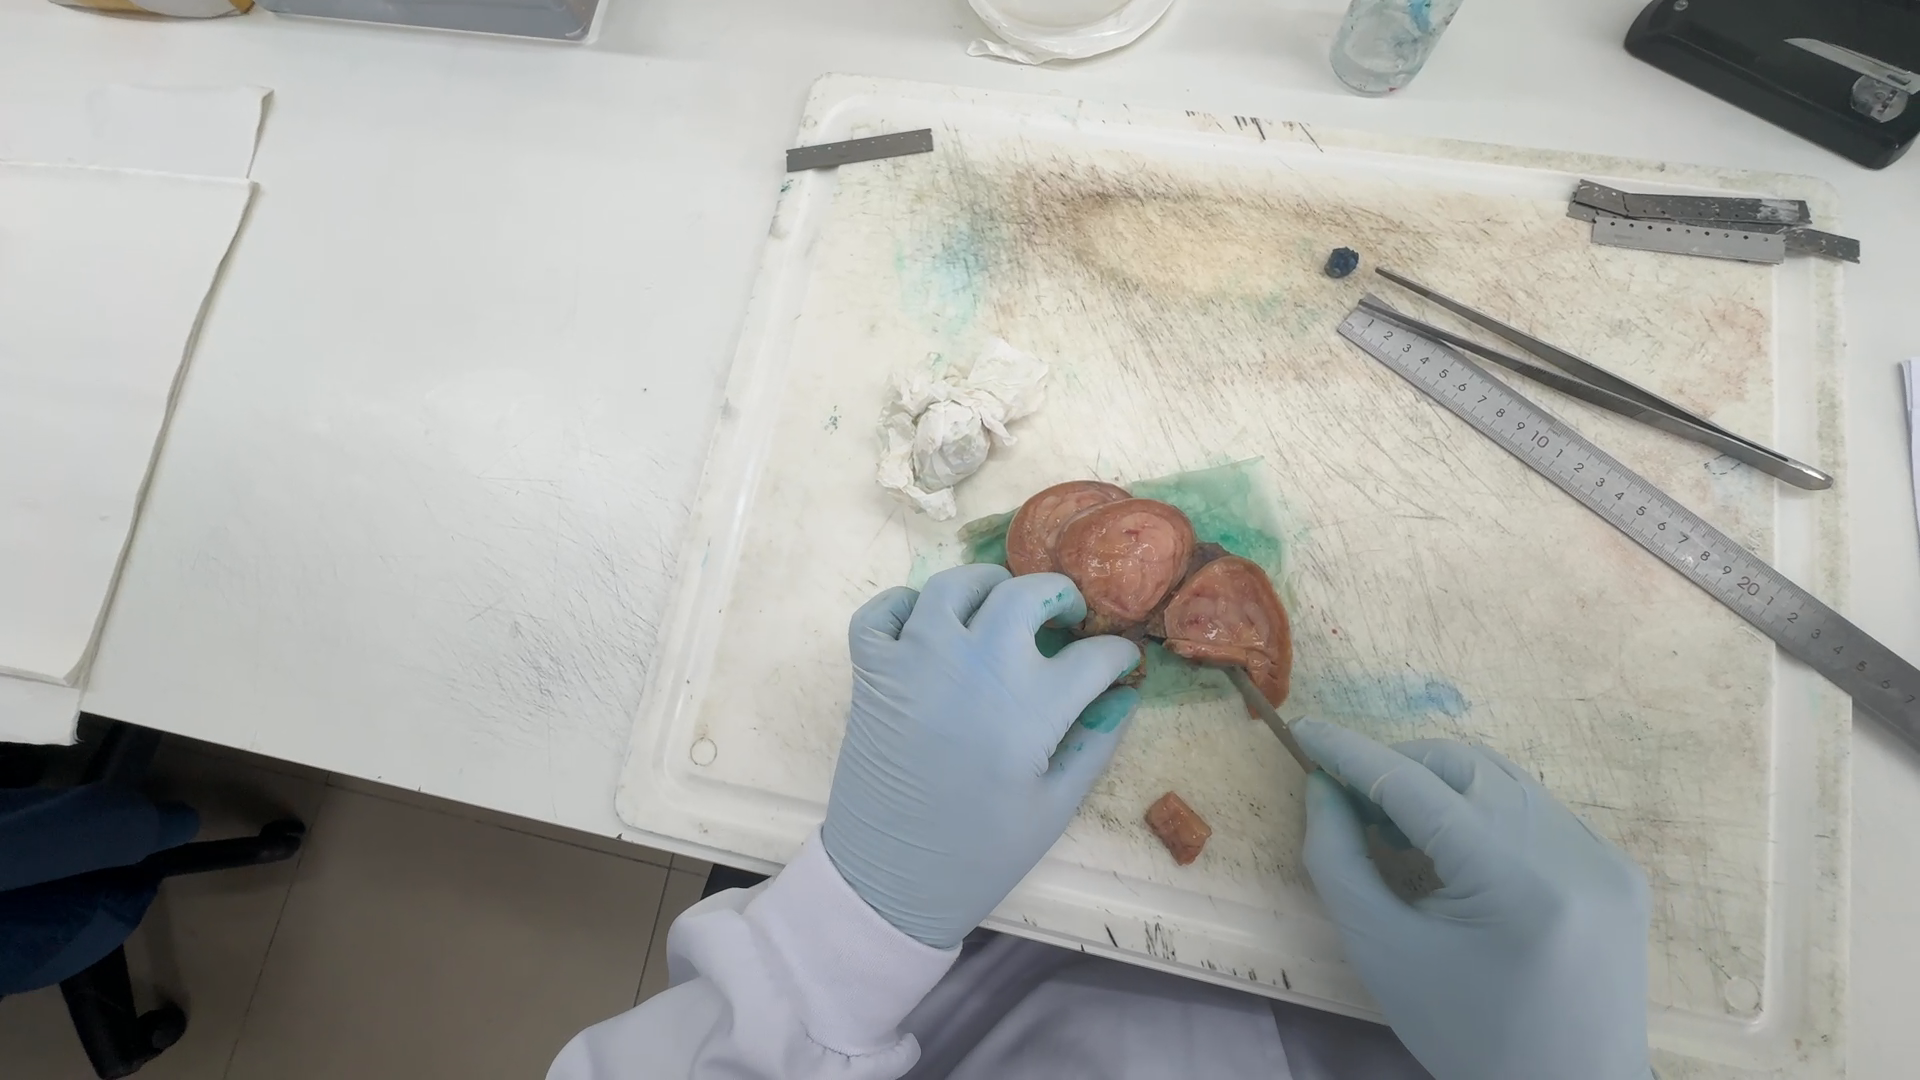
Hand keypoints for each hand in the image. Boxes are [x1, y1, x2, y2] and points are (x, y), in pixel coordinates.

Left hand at [821, 564, 1140, 948]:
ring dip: (985, 586)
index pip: (1092, 656)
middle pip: (1023, 593)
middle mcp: (973, 664)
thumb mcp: (1056, 806)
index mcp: (1029, 704)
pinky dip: (902, 605)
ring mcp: (915, 659)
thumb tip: (1125, 693)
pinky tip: (925, 624)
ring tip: (998, 606)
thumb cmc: (981, 851)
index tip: (1117, 659)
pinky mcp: (871, 669)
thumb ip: (1095, 741)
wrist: (890, 879)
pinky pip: (881, 611)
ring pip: (953, 584)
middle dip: (1056, 594)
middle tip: (1062, 615)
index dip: (1115, 654)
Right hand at [1293, 720, 1651, 1079]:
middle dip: (1393, 768)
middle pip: (1456, 764)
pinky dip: (1476, 804)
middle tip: (1354, 805)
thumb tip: (1322, 784)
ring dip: (1434, 782)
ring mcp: (1602, 858)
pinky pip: (1528, 804)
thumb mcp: (1375, 944)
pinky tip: (1455, 848)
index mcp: (1513, 879)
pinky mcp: (1616, 869)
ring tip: (1402, 829)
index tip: (1302, 729)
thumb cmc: (1459, 1029)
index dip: (1349, 751)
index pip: (1411, 782)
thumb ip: (1335, 854)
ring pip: (1494, 774)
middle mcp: (1570, 853)